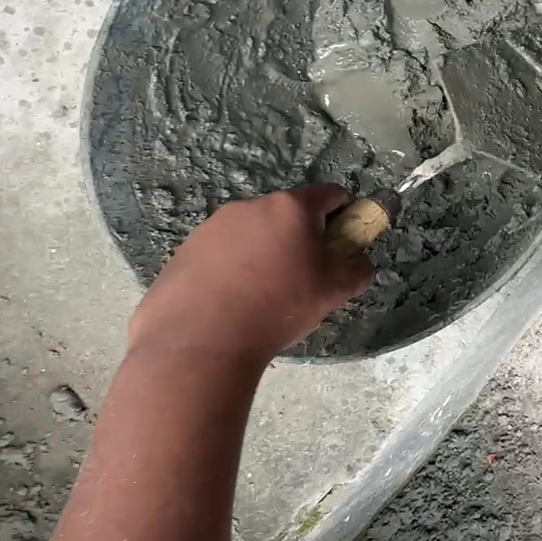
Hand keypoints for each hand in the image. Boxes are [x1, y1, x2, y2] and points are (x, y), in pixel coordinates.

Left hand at [128, 185, 373, 362]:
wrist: (198, 346)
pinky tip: (229, 301)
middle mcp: (250, 207)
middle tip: (303, 273)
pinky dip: (231, 267)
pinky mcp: (182, 252)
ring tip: (261, 292)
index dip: (345, 215)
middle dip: (301, 235)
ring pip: (252, 231)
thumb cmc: (279, 307)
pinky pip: (220, 251)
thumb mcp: (338, 290)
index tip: (341, 244)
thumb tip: (357, 261)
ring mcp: (210, 228)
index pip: (332, 194)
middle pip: (289, 212)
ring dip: (265, 250)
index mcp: (292, 208)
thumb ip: (360, 267)